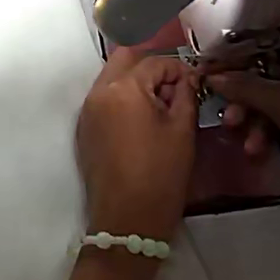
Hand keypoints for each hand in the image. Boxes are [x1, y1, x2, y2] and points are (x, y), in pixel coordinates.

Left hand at [75, 49, 199, 241]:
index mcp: (124, 89)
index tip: (194, 84)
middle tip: (174, 86)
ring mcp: (87, 111)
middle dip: (151, 66)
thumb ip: (186, 95)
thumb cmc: (160, 174)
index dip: (179, 69)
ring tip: (161, 103)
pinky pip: (104, 98)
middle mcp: (99, 93)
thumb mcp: (182, 131)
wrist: (127, 220)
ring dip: (136, 81)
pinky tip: (143, 119)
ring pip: (112, 77)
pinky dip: (123, 98)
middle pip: (125, 59)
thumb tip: (187, 79)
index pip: (154, 62)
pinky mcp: (85, 129)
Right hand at [204, 64, 279, 191]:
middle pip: (265, 78)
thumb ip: (249, 88)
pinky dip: (263, 135)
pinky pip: (276, 125)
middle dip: (242, 97)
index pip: (269, 49)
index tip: (210, 70)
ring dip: (251, 121)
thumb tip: (214, 76)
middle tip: (227, 115)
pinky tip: (256, 150)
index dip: (238, 58)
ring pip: (268, 105)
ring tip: (244, 139)